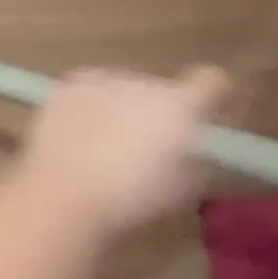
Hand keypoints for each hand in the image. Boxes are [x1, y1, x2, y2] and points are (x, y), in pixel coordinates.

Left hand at [5, 66, 230, 232]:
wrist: (64, 192)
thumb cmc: (131, 199)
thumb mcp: (184, 187)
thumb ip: (195, 156)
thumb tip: (190, 145)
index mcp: (179, 105)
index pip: (213, 80)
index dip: (212, 98)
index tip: (206, 117)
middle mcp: (143, 82)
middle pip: (160, 89)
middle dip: (157, 111)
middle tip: (144, 145)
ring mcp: (101, 79)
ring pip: (122, 89)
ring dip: (122, 107)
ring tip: (104, 144)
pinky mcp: (68, 85)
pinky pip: (88, 90)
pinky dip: (89, 106)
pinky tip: (79, 133)